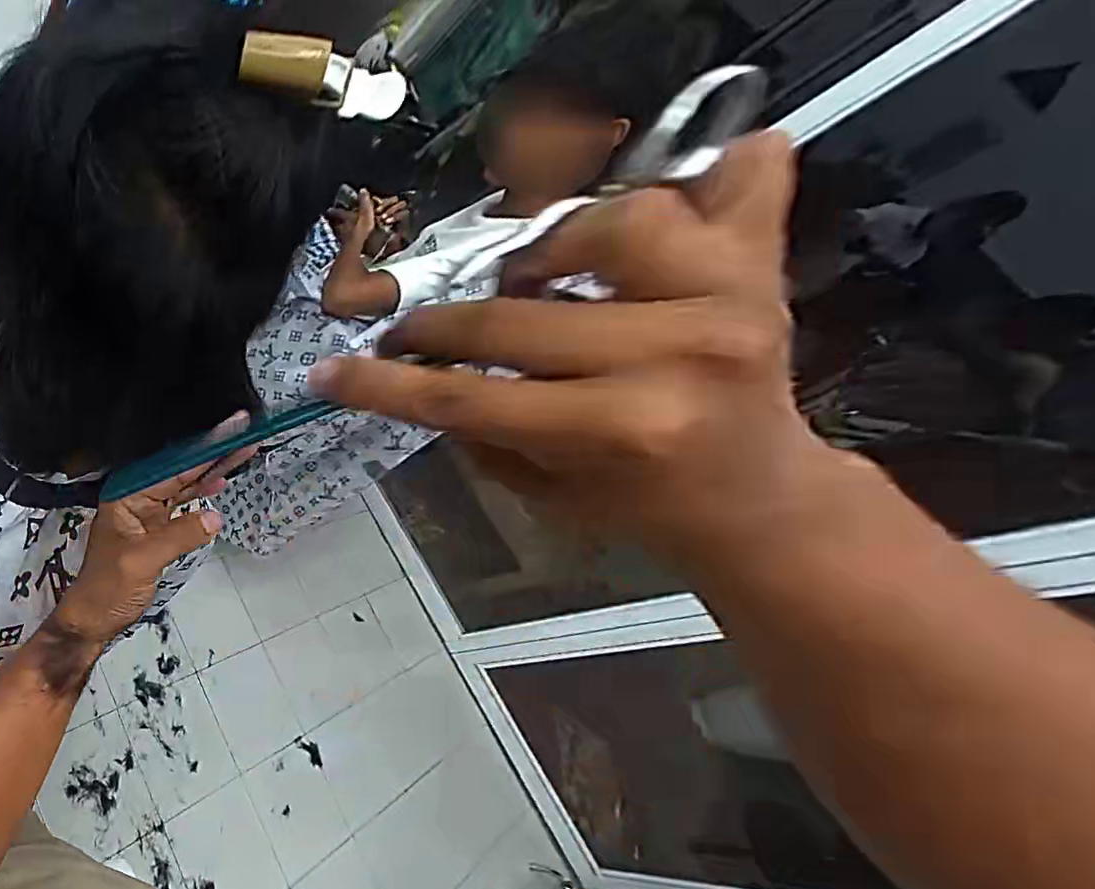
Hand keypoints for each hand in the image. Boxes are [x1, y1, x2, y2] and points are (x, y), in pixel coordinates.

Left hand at [51, 419, 256, 644]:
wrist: (94, 618)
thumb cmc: (108, 589)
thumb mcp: (143, 561)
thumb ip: (179, 536)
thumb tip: (214, 517)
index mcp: (127, 496)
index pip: (171, 467)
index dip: (203, 448)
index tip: (230, 429)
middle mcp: (136, 498)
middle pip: (181, 470)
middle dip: (213, 452)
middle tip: (246, 433)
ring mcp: (147, 513)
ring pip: (185, 485)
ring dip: (212, 470)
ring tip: (242, 450)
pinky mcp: (156, 529)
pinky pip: (183, 504)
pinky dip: (202, 493)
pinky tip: (220, 481)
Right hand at [311, 133, 849, 561]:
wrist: (752, 497)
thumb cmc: (634, 506)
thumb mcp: (537, 492)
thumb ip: (478, 431)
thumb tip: (420, 372)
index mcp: (614, 430)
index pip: (467, 397)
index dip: (384, 385)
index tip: (331, 374)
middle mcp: (676, 354)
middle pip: (513, 316)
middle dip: (436, 326)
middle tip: (411, 336)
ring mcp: (729, 298)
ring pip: (612, 222)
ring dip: (546, 250)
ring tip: (528, 284)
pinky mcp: (763, 266)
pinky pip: (729, 177)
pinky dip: (673, 191)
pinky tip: (629, 234)